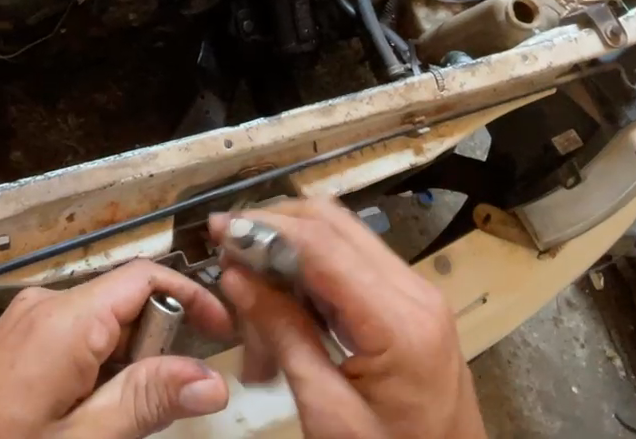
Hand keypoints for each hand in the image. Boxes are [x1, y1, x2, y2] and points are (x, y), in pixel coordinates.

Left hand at [0, 260, 233, 438]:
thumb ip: (146, 402)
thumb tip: (209, 378)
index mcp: (63, 320)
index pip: (144, 277)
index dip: (191, 298)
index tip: (223, 332)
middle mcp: (44, 305)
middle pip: (125, 302)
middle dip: (155, 346)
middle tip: (159, 407)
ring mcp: (26, 319)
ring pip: (102, 323)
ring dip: (125, 363)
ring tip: (111, 423)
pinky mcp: (15, 338)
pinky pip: (73, 335)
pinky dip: (96, 367)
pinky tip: (83, 413)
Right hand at [209, 199, 487, 438]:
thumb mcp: (327, 413)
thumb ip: (283, 336)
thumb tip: (235, 275)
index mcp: (398, 321)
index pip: (320, 243)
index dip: (263, 227)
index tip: (218, 229)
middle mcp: (414, 289)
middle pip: (332, 222)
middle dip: (273, 225)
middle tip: (228, 247)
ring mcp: (417, 293)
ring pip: (341, 234)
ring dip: (290, 243)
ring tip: (249, 275)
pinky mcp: (412, 303)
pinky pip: (353, 260)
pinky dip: (311, 265)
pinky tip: (283, 292)